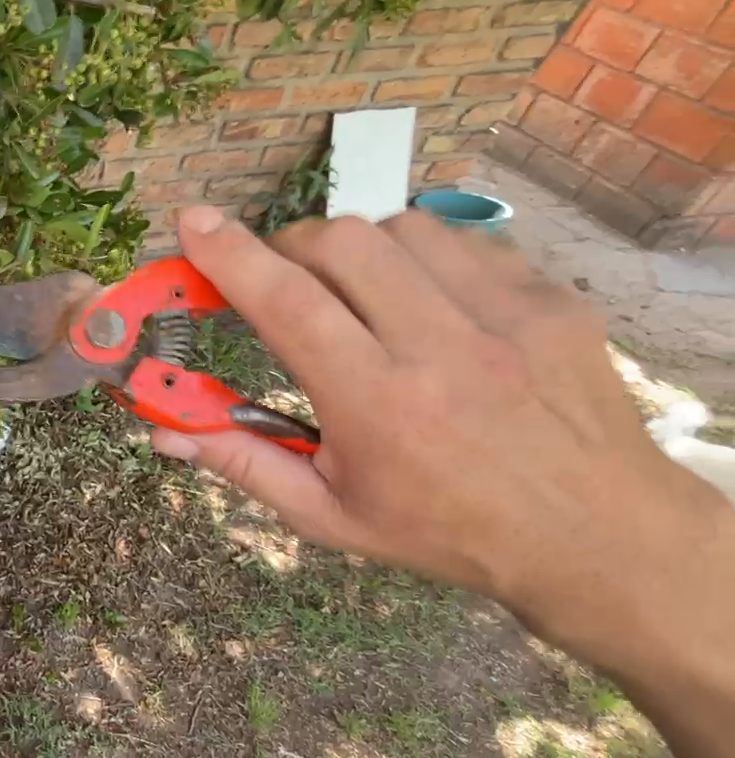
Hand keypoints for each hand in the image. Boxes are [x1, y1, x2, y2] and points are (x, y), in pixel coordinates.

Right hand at [157, 207, 733, 667]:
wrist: (594, 535)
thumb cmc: (437, 529)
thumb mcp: (324, 514)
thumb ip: (242, 463)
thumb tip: (164, 433)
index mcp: (375, 404)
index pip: (288, 305)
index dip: (230, 256)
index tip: (194, 222)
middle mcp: (442, 347)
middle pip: (344, 244)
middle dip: (289, 245)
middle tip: (276, 275)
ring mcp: (508, 316)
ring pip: (404, 229)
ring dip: (354, 248)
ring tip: (347, 289)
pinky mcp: (553, 302)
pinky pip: (465, 242)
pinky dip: (417, 253)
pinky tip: (413, 294)